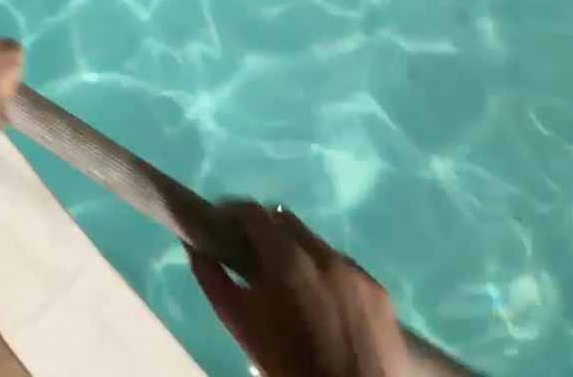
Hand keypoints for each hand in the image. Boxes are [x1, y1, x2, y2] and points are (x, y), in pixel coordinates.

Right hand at [186, 203, 408, 376]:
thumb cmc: (286, 362)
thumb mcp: (236, 320)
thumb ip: (210, 275)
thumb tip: (193, 244)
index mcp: (287, 259)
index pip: (252, 211)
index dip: (232, 212)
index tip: (220, 224)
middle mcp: (324, 255)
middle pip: (285, 219)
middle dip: (263, 227)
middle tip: (249, 250)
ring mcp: (356, 272)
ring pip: (315, 242)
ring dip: (295, 248)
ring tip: (287, 278)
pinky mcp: (379, 291)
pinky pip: (343, 266)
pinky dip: (324, 270)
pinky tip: (320, 297)